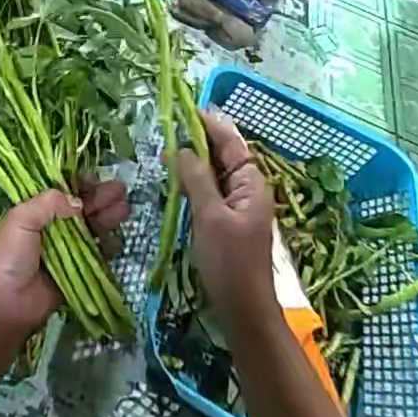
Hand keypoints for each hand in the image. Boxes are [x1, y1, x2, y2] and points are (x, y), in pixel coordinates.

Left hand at [0, 178, 130, 337]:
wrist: (4, 304)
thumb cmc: (9, 256)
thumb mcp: (22, 220)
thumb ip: (48, 204)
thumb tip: (78, 202)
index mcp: (33, 210)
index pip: (60, 191)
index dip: (78, 184)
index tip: (97, 178)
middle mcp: (50, 227)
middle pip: (79, 209)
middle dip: (99, 199)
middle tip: (122, 190)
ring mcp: (63, 251)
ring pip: (89, 230)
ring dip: (106, 219)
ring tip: (125, 209)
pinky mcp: (74, 274)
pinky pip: (94, 258)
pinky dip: (106, 248)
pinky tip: (118, 240)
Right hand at [175, 110, 276, 320]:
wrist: (243, 308)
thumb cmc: (229, 260)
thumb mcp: (209, 215)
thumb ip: (196, 178)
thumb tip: (181, 148)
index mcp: (251, 184)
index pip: (231, 142)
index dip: (209, 123)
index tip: (182, 108)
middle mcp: (247, 189)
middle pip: (223, 153)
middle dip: (197, 138)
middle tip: (166, 126)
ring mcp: (237, 204)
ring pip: (214, 170)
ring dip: (193, 157)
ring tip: (165, 145)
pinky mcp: (226, 217)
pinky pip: (209, 187)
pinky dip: (193, 177)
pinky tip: (174, 175)